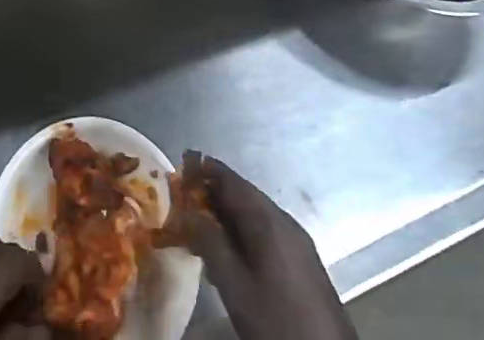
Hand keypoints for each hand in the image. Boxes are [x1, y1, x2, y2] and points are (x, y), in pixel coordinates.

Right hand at [170, 152, 358, 339]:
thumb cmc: (277, 319)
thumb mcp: (234, 284)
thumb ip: (209, 242)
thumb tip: (187, 211)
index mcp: (268, 220)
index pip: (231, 180)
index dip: (205, 168)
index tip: (181, 162)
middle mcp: (284, 222)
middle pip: (243, 195)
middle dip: (212, 192)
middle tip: (182, 199)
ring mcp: (297, 242)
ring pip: (254, 215)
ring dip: (226, 214)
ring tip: (198, 225)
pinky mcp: (302, 262)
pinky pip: (265, 232)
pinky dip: (241, 231)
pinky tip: (228, 253)